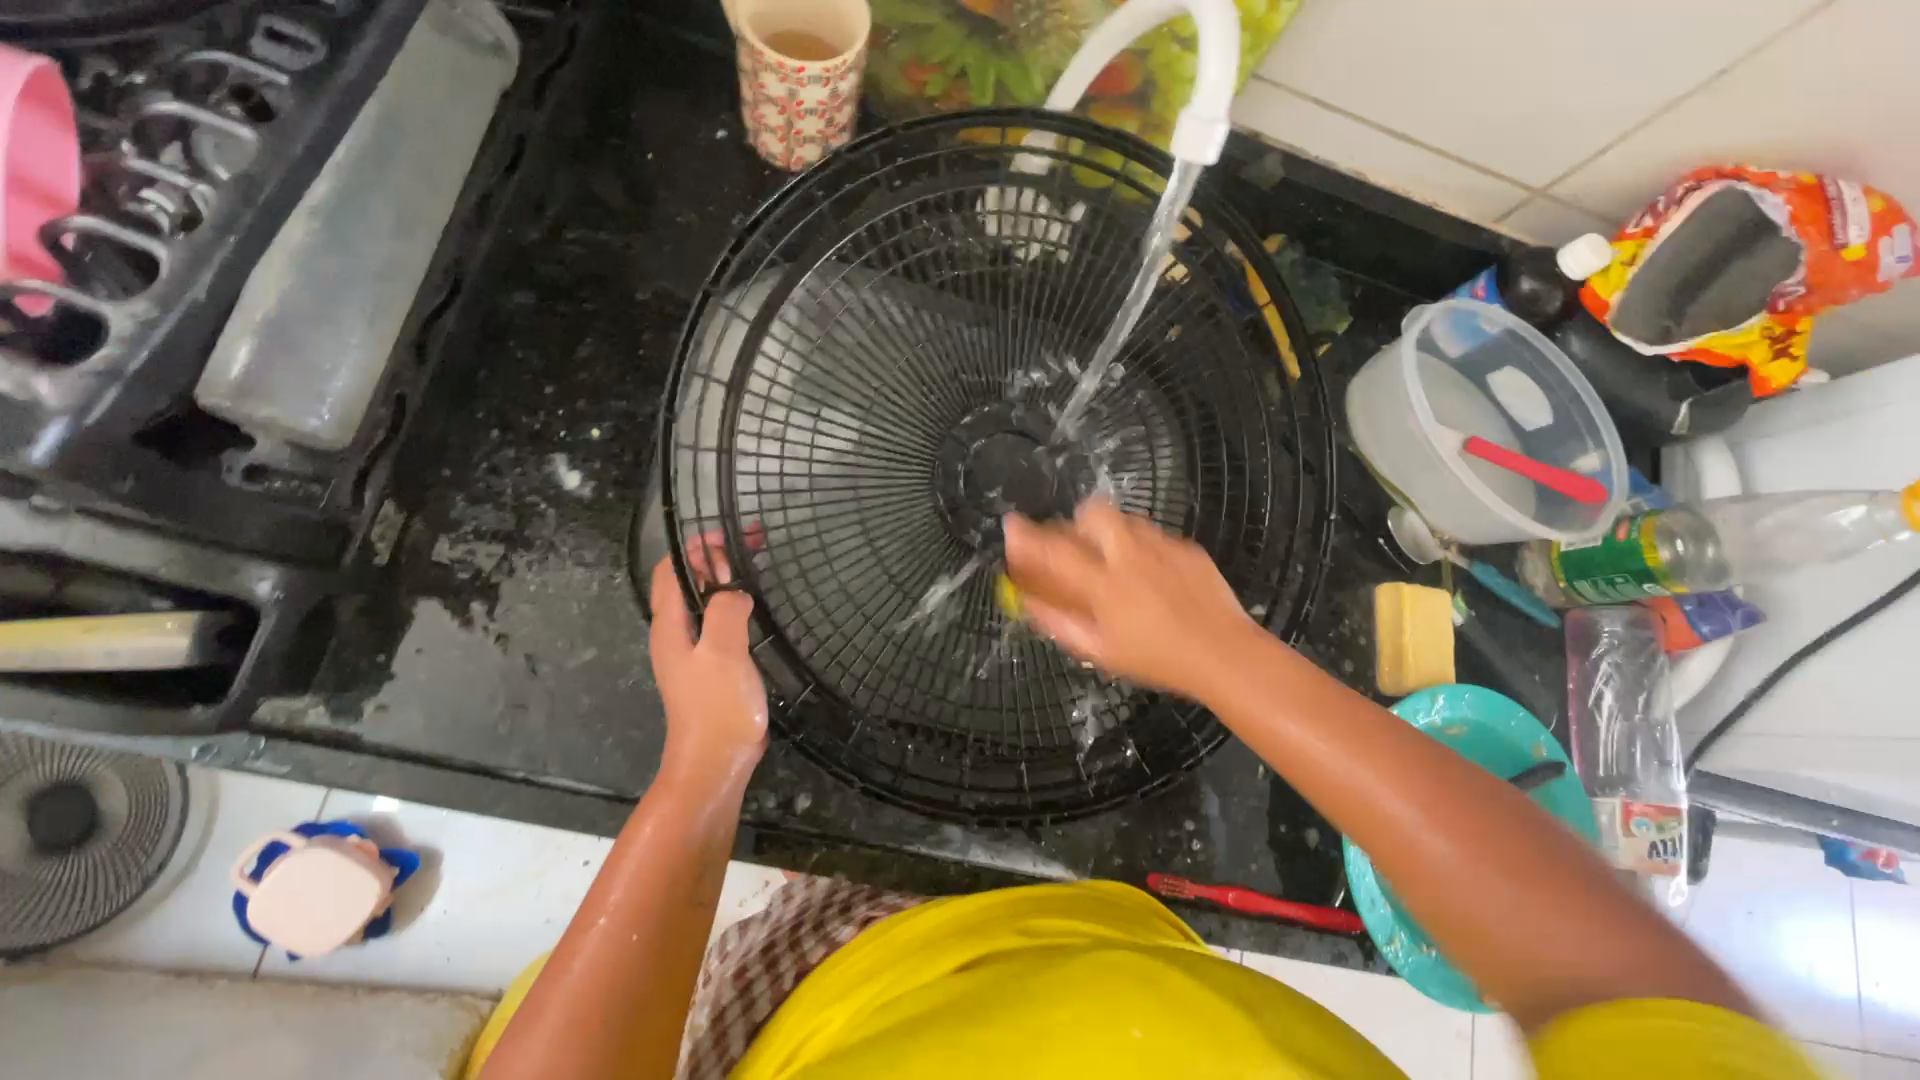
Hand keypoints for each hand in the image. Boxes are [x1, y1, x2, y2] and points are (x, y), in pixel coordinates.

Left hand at [649, 542, 767, 777]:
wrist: (716, 761)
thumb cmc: (716, 706)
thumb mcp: (723, 651)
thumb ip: (726, 610)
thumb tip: (735, 592)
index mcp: (670, 626)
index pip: (671, 570)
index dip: (696, 546)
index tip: (732, 537)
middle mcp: (676, 634)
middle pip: (687, 582)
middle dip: (714, 557)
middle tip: (753, 547)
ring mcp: (693, 652)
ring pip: (705, 602)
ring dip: (726, 580)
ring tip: (757, 568)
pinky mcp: (712, 667)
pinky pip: (719, 623)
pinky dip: (735, 604)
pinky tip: (758, 608)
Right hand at [1003, 496, 1260, 700]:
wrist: (1225, 654)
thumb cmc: (1158, 660)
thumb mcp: (1100, 651)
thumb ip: (1060, 623)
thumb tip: (1029, 604)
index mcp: (1104, 583)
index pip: (1055, 550)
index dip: (1027, 536)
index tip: (1012, 526)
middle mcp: (1131, 555)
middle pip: (1094, 512)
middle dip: (1078, 521)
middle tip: (1078, 544)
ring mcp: (1163, 547)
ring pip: (1125, 520)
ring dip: (1110, 534)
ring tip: (1115, 563)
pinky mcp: (1188, 548)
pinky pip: (1154, 537)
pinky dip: (1143, 550)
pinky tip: (1152, 578)